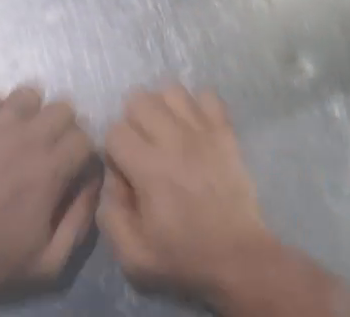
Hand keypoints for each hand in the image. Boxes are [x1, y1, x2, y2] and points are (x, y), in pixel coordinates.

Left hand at [0, 86, 98, 294]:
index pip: (85, 137)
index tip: (73, 168)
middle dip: (64, 128)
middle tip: (50, 152)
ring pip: (29, 94)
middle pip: (63, 108)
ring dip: (33, 113)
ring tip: (23, 136)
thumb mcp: (52, 261)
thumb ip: (81, 219)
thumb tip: (94, 181)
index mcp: (50, 170)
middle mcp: (27, 139)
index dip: (83, 153)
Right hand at [98, 86, 279, 303]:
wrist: (239, 260)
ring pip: (171, 91)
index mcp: (150, 168)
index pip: (115, 130)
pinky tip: (193, 129)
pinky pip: (207, 96)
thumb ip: (110, 214)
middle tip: (142, 149)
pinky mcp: (226, 132)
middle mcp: (175, 140)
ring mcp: (203, 131)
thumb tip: (112, 179)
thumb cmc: (184, 258)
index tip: (125, 173)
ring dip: (162, 109)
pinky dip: (196, 106)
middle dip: (133, 121)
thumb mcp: (133, 255)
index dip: (114, 151)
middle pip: (139, 99)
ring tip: (166, 134)